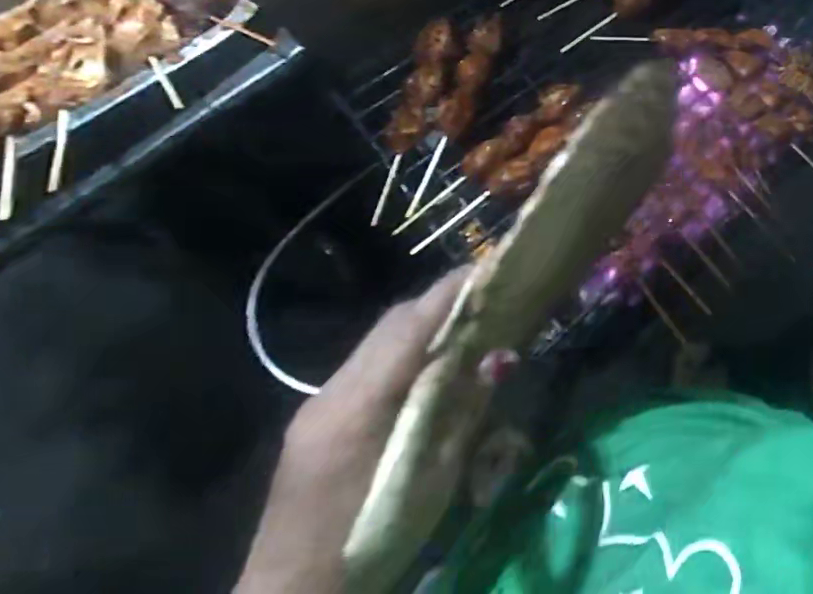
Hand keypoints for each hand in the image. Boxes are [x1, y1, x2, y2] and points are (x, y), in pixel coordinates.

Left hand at [235, 267, 476, 593]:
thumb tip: (497, 358)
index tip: (486, 269)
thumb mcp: (432, 482)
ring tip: (459, 328)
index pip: (410, 326)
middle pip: (390, 324)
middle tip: (481, 300)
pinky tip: (422, 370)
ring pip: (376, 342)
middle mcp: (333, 389)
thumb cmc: (371, 543)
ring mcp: (318, 401)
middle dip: (437, 304)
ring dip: (418, 327)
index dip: (449, 293)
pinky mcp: (315, 417)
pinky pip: (365, 366)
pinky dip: (399, 355)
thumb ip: (462, 413)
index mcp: (360, 404)